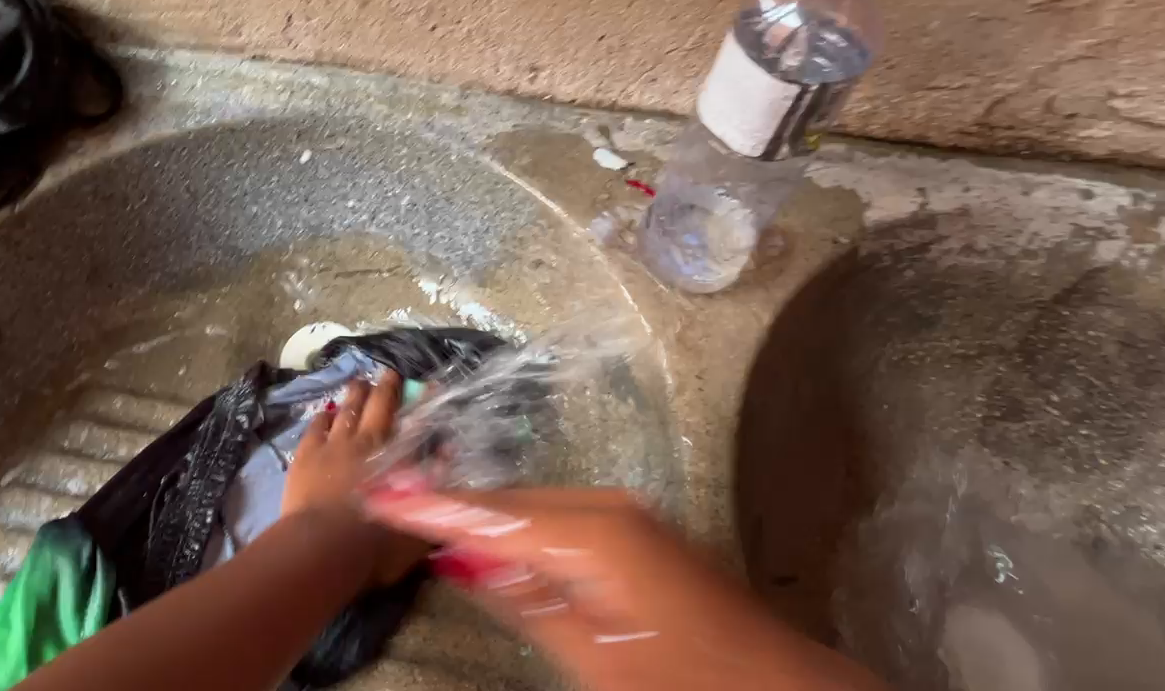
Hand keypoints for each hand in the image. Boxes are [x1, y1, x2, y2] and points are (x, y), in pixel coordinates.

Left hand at [281, 370, 426, 586]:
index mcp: (396, 456)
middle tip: (389, 373)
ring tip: (359, 383)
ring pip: (346, 409)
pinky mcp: (306, 455)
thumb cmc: (376, 543)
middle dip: (386, 387)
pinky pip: (316, 427)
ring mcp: (333, 444)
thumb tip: (448, 456)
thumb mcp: (419, 522)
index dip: (424, 401)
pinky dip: (323, 417)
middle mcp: (367, 441)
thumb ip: (436, 488)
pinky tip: (324, 413)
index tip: (429, 385)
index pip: (416, 421)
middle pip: (378, 404)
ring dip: (355, 394)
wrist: (323, 548)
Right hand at [362, 485, 885, 690]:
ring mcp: (626, 513)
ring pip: (536, 506)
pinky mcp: (635, 529)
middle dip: (455, 505)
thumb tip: (461, 556)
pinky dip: (523, 529)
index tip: (382, 493)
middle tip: (394, 503)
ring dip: (487, 517)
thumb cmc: (683, 684)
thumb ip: (523, 598)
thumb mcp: (593, 655)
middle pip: (512, 499)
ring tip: (429, 518)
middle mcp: (606, 505)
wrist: (782, 689)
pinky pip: (562, 519)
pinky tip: (496, 543)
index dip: (434, 503)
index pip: (494, 510)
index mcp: (592, 533)